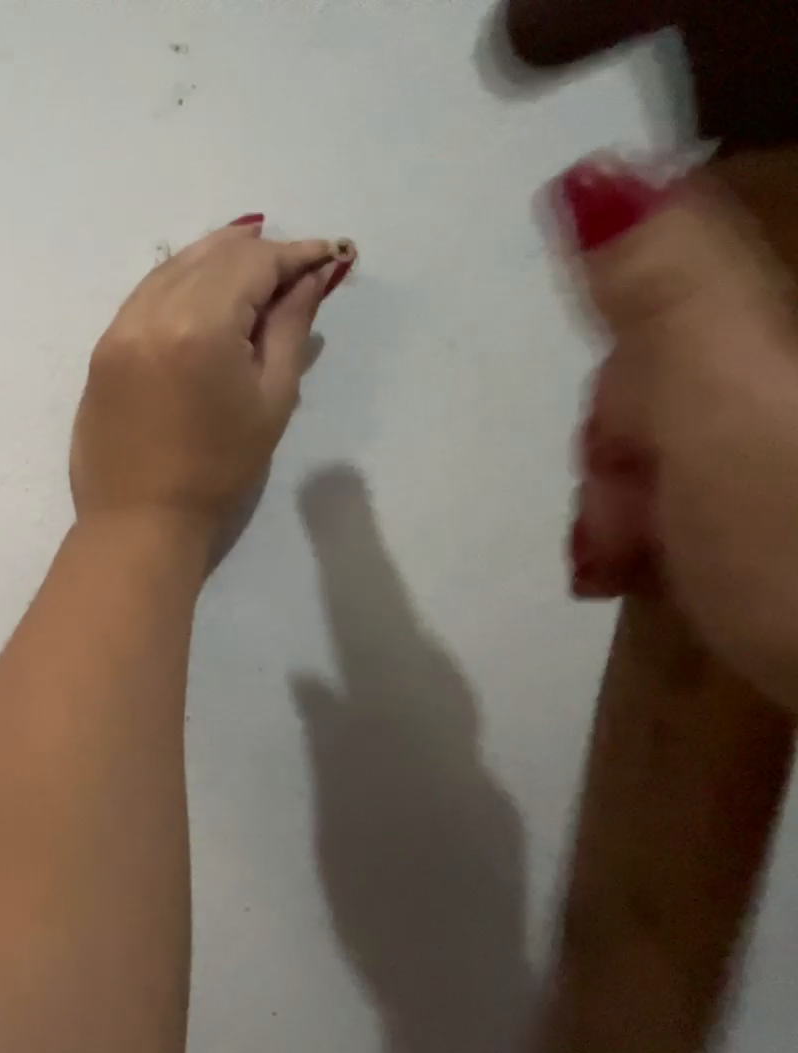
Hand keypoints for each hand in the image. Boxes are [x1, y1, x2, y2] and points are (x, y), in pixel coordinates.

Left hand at [72, 218, 350, 548]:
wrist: (137, 517)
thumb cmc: (217, 467)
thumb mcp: (271, 397)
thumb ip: (289, 326)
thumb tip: (310, 275)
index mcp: (197, 327)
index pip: (252, 264)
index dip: (295, 254)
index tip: (329, 257)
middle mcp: (148, 317)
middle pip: (209, 258)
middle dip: (256, 253)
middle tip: (293, 267)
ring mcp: (116, 333)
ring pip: (170, 271)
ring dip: (213, 261)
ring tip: (253, 272)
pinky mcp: (100, 352)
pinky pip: (142, 298)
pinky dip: (176, 284)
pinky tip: (201, 295)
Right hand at [556, 157, 797, 711]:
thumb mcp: (729, 405)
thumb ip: (667, 289)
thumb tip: (591, 173)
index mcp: (790, 330)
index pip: (684, 313)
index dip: (625, 380)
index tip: (619, 459)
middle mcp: (791, 361)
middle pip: (684, 371)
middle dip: (625, 450)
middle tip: (626, 528)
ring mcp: (785, 424)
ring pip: (688, 426)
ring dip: (633, 494)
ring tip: (629, 562)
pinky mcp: (780, 480)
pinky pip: (709, 469)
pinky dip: (666, 516)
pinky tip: (656, 561)